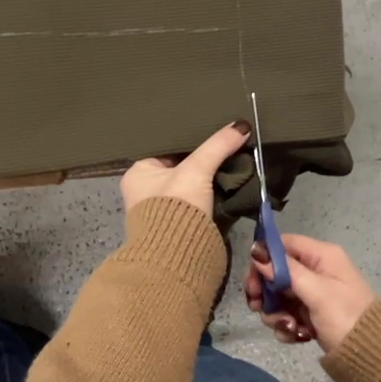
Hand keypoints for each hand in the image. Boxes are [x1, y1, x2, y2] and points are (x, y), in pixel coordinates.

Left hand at [120, 120, 249, 216]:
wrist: (176, 256)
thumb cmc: (174, 205)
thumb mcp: (197, 170)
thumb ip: (218, 146)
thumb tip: (242, 125)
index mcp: (137, 173)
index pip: (167, 149)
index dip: (190, 141)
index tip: (213, 133)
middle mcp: (144, 191)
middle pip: (179, 167)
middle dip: (201, 161)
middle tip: (225, 146)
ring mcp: (161, 210)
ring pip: (189, 185)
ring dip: (207, 179)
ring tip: (231, 161)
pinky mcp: (178, 225)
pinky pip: (196, 201)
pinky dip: (210, 194)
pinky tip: (227, 184)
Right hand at [243, 233, 376, 351]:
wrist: (369, 354)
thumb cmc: (345, 317)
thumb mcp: (316, 292)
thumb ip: (286, 271)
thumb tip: (257, 251)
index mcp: (322, 255)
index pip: (283, 244)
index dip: (263, 260)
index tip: (252, 283)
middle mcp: (317, 269)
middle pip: (277, 272)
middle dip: (266, 292)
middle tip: (257, 308)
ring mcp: (314, 293)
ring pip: (279, 296)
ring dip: (276, 313)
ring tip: (288, 327)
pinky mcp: (311, 314)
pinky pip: (288, 314)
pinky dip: (287, 326)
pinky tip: (296, 336)